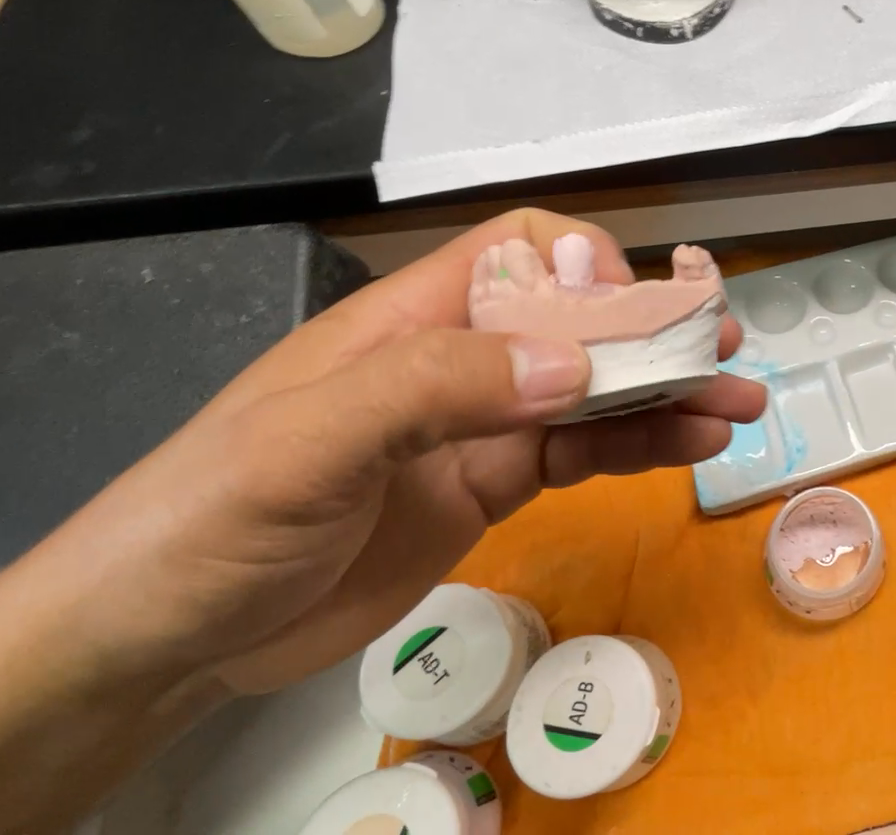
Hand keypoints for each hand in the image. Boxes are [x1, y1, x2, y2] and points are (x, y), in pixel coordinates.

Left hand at [21, 209, 765, 695]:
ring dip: (667, 394)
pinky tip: (690, 447)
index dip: (585, 268)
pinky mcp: (495, 485)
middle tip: (723, 348)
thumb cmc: (209, 521)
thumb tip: (575, 366)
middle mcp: (461, 361)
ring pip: (596, 393)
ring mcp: (483, 426)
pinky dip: (641, 447)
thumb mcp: (307, 443)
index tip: (631, 320)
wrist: (158, 644)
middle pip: (580, 324)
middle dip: (655, 332)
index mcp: (413, 321)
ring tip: (736, 404)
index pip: (521, 251)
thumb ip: (440, 387)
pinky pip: (584, 452)